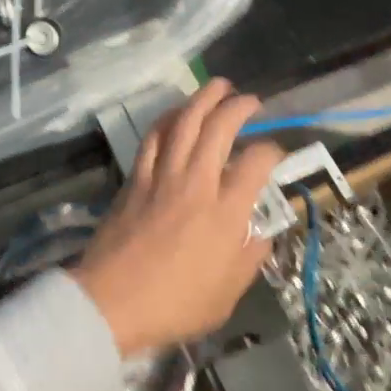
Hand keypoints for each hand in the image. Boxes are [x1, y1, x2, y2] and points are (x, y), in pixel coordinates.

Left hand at [69, 79, 283, 356]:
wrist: (114, 298)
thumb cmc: (177, 304)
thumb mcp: (229, 292)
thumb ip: (250, 256)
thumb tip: (261, 231)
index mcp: (225, 212)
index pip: (255, 164)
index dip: (271, 150)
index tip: (275, 150)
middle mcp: (196, 183)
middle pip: (218, 129)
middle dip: (238, 106)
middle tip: (250, 98)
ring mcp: (162, 175)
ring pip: (183, 122)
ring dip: (202, 99)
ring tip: (217, 86)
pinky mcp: (135, 176)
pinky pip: (154, 136)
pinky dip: (168, 118)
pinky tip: (175, 113)